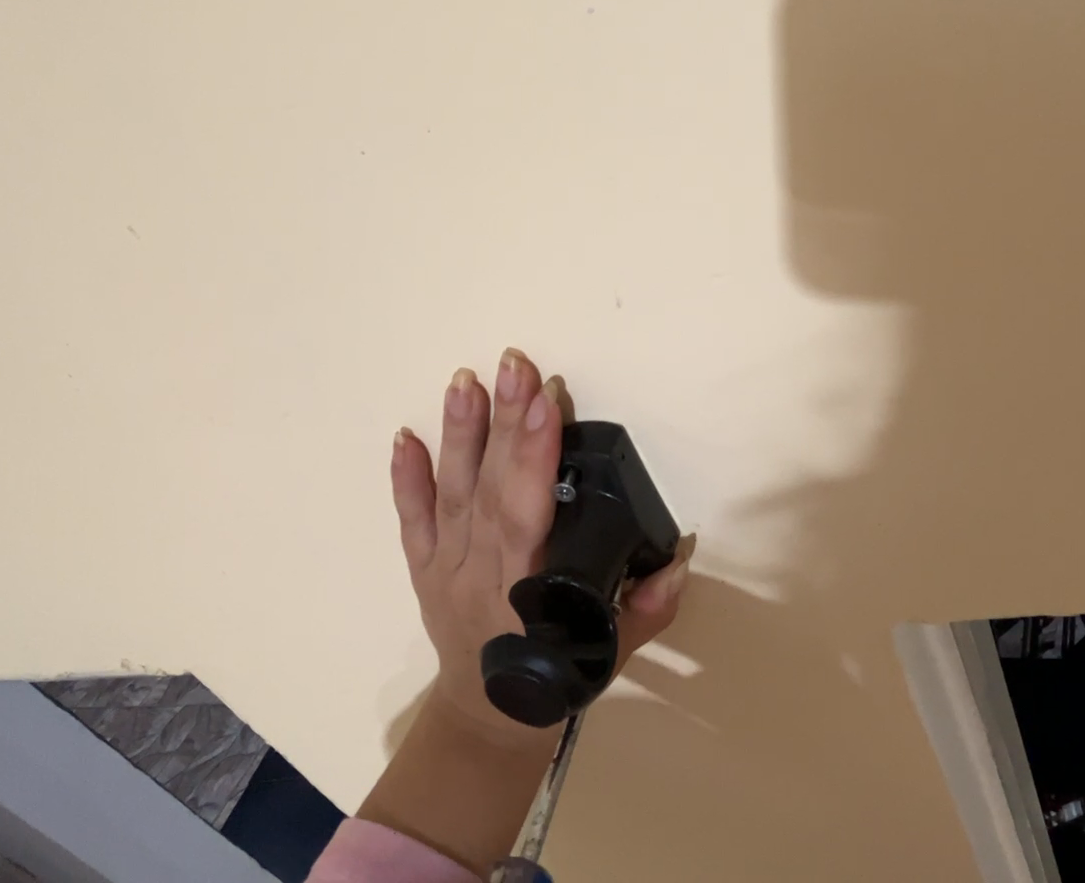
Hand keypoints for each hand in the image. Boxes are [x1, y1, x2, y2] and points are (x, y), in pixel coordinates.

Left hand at [390, 347, 694, 749]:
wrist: (484, 719)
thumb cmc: (553, 681)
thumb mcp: (607, 655)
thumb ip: (645, 611)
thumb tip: (678, 560)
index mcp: (520, 595)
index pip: (524, 516)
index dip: (532, 457)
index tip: (546, 400)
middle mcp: (475, 574)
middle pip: (488, 492)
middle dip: (503, 424)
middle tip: (515, 365)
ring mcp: (442, 568)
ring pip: (450, 494)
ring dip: (459, 433)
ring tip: (467, 379)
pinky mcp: (422, 566)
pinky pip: (411, 518)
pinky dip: (406, 475)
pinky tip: (406, 432)